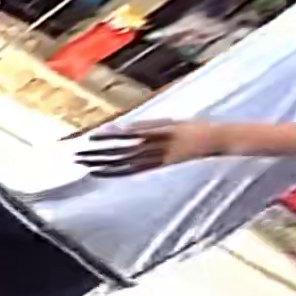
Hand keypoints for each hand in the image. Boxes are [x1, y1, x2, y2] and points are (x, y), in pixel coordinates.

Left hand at [76, 120, 229, 176]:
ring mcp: (157, 157)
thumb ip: (144, 125)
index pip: (128, 134)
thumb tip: (117, 129)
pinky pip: (130, 171)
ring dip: (99, 163)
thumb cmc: (192, 128)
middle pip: (120, 151)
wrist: (220, 140)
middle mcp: (157, 145)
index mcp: (161, 131)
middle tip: (75, 154)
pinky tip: (95, 173)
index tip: (90, 137)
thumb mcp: (170, 122)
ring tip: (80, 163)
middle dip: (97, 153)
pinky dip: (111, 173)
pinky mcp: (158, 166)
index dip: (108, 136)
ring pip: (121, 162)